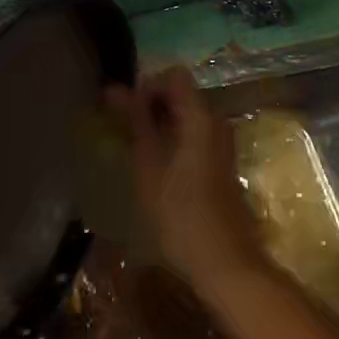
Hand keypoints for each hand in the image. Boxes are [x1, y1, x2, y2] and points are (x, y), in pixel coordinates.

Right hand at [104, 68, 266, 293]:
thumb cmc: (180, 213)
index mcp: (201, 116)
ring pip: (186, 114)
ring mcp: (221, 141)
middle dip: (149, 104)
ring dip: (159, 122)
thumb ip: (134, 122)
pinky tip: (154, 164)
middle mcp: (216, 120)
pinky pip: (193, 133)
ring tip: (134, 147)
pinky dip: (172, 137)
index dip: (146, 86)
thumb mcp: (149, 166)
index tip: (123, 112)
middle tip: (123, 130)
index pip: (172, 76)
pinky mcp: (220, 160)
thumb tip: (114, 88)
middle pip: (180, 92)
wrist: (225, 262)